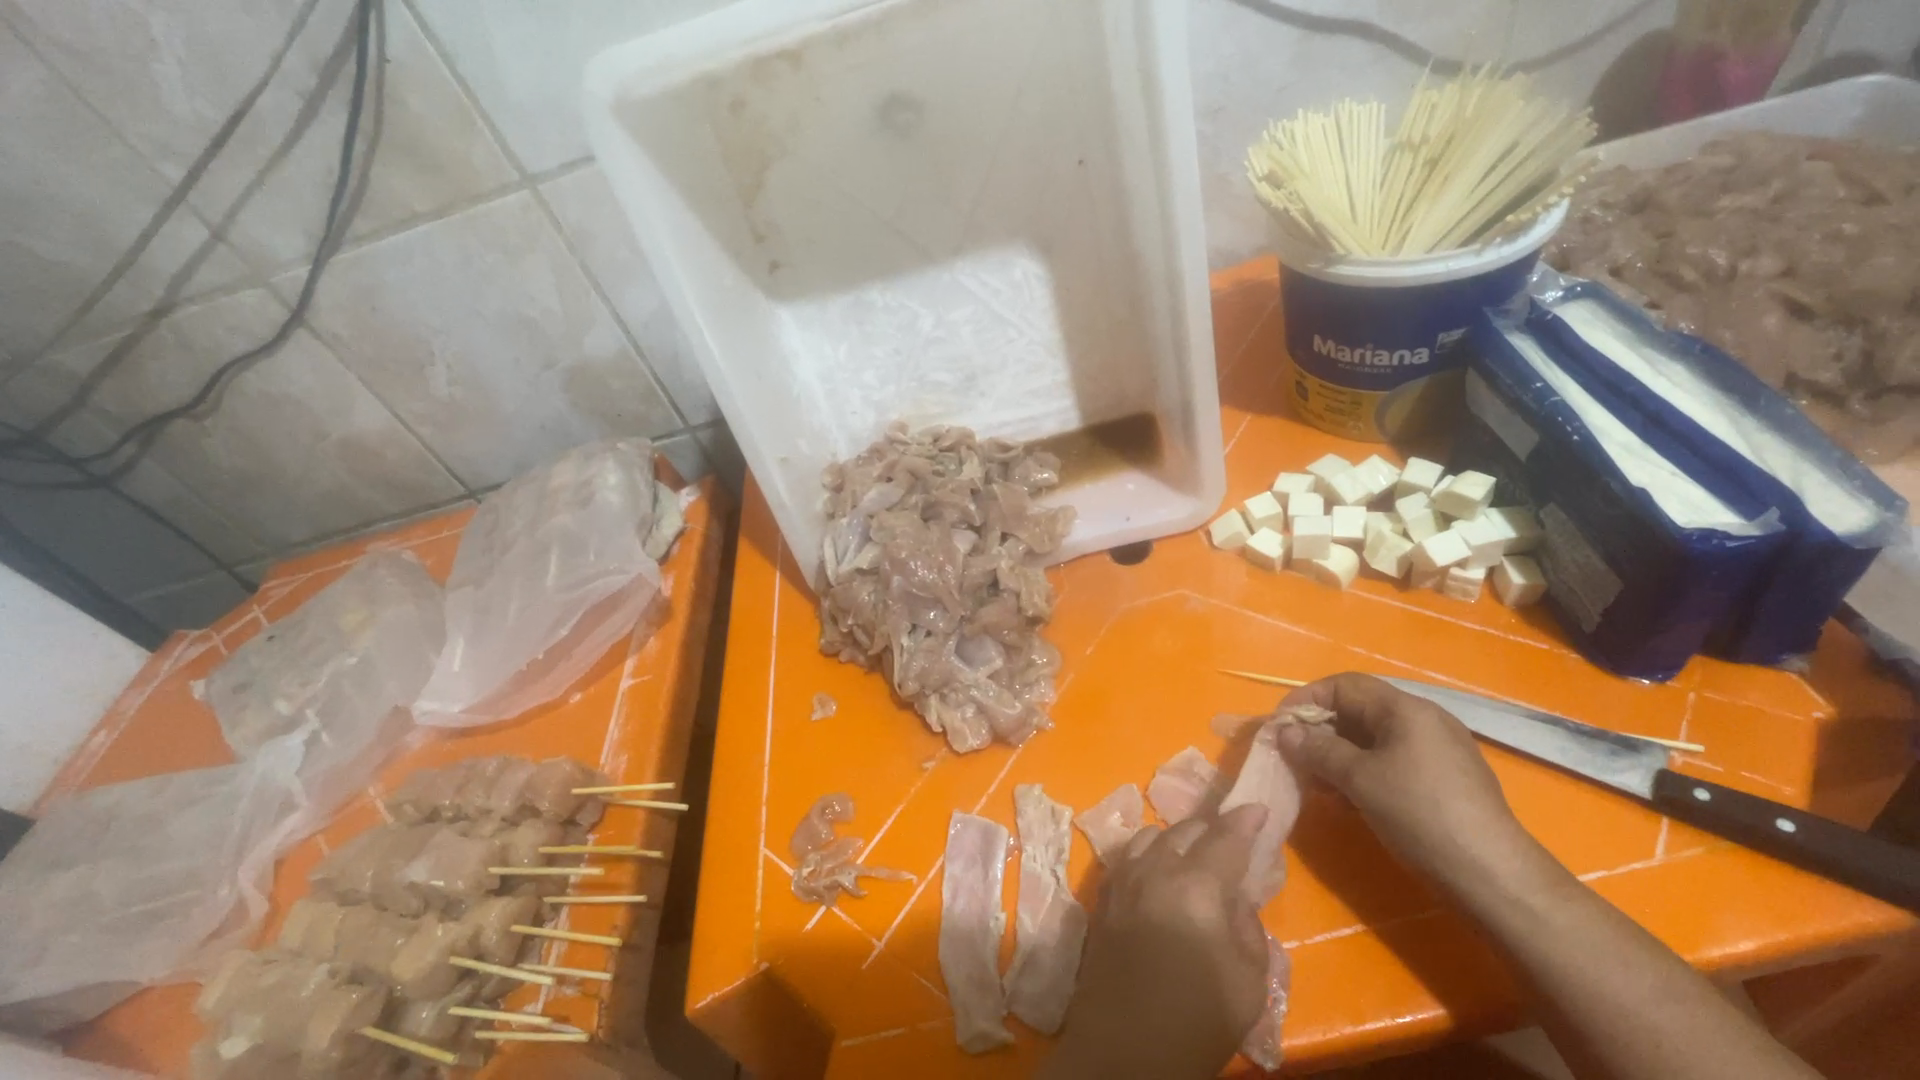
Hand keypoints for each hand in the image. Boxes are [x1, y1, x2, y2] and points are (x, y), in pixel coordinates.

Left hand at [1041, 805, 1271, 1079]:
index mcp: (1198, 884)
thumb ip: (1247, 927)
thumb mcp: (1249, 980)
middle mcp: (1156, 870)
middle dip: (1212, 827)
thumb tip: (1235, 899)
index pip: (1226, 837)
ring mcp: (1123, 882)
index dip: (1245, 820)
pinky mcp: (1102, 899)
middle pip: (1186, 830)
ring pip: (1151, 837)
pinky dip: (1147, 852)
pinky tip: (1155, 867)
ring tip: (1192, 850)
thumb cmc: (1197, 1020)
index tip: (1258, 809)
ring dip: (1176, 836)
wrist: (1123, 1050)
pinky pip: (1126, 857)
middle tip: (1231, 836)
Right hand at [1276, 673, 1540, 893]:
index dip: (1306, 701)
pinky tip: (1349, 800)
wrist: (1490, 874)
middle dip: (1320, 731)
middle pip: (1359, 710)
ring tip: (1316, 784)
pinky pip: (1392, 761)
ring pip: (1373, 739)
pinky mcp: (1444, 780)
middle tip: (1293, 759)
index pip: (1344, 685)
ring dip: (1338, 755)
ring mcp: (1438, 750)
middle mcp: (1424, 720)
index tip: (1280, 728)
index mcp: (1406, 709)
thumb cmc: (1419, 814)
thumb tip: (1285, 732)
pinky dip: (1363, 772)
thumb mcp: (1359, 780)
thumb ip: (1318, 751)